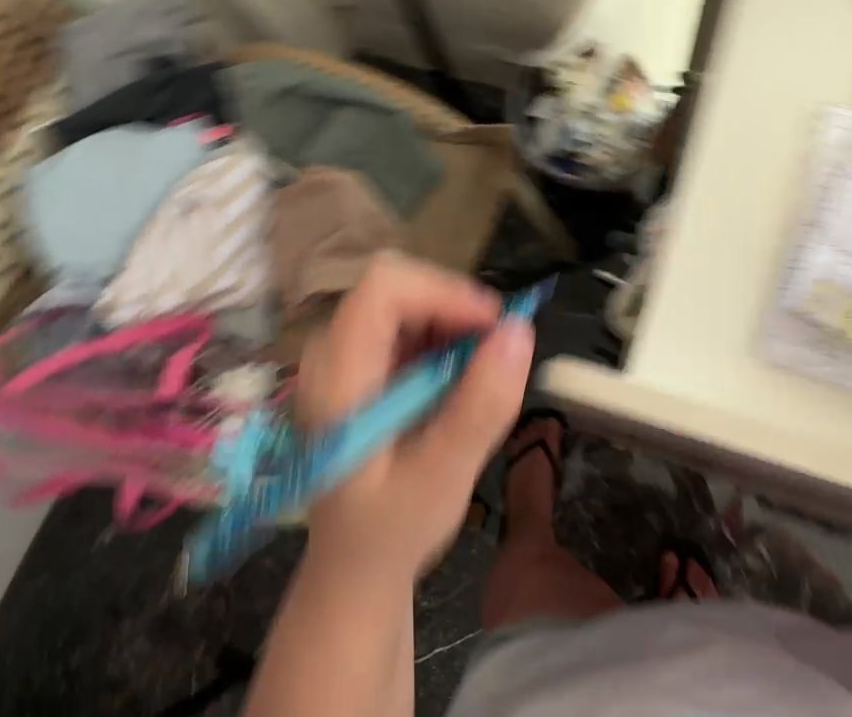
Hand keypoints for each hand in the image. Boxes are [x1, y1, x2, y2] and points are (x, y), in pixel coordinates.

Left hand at [295, 254, 534, 579]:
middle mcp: (331, 354)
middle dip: (453, 307)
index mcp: (338, 377)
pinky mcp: (361, 368)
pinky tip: (459, 383)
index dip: (444, 292)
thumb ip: (480, 405)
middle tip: (496, 350)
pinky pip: (406, 326)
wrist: (356, 564)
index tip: (494, 327)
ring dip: (452, 324)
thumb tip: (520, 330)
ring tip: (481, 373)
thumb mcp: (443, 476)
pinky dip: (443, 340)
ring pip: (405, 301)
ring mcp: (343, 358)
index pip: (383, 288)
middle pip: (395, 286)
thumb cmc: (392, 529)